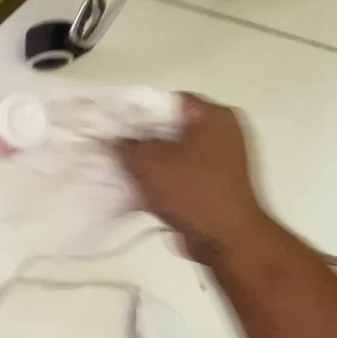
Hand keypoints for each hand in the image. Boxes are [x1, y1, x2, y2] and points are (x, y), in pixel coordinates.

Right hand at [117, 95, 277, 263]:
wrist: (224, 236)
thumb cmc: (190, 190)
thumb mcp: (148, 162)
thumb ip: (125, 144)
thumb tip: (112, 138)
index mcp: (215, 116)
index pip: (169, 101)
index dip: (137, 111)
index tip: (113, 125)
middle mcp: (224, 131)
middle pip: (172, 126)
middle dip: (141, 137)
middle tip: (114, 146)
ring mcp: (223, 158)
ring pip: (175, 150)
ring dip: (150, 159)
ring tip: (122, 167)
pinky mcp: (217, 181)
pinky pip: (182, 170)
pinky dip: (162, 175)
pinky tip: (140, 185)